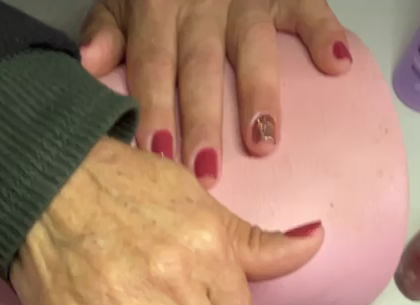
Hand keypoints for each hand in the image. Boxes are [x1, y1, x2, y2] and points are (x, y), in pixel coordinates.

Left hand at [81, 0, 352, 176]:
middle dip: (202, 122)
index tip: (157, 155)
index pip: (153, 68)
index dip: (154, 110)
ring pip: (252, 48)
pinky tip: (336, 65)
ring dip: (258, 94)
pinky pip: (306, 6)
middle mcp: (200, 5)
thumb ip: (106, 32)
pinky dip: (323, 33)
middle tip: (207, 172)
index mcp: (156, 10)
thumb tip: (84, 65)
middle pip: (200, 70)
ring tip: (263, 142)